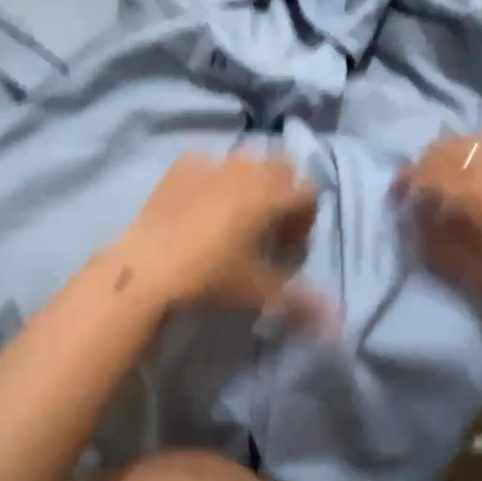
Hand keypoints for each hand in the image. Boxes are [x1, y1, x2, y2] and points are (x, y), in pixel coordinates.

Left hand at [112, 151, 327, 326]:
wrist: (146, 268)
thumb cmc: (210, 277)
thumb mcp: (259, 293)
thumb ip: (302, 303)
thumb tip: (335, 320)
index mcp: (273, 196)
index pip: (309, 193)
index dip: (306, 219)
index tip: (289, 246)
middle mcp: (248, 170)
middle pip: (282, 167)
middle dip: (283, 191)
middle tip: (268, 224)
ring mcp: (213, 163)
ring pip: (247, 159)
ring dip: (251, 180)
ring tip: (236, 213)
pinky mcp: (181, 166)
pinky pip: (209, 163)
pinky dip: (214, 178)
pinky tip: (200, 205)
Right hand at [397, 136, 481, 314]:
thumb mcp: (476, 271)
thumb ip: (440, 245)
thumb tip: (420, 225)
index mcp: (474, 191)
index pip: (426, 172)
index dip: (406, 181)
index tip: (397, 195)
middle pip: (448, 148)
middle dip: (426, 162)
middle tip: (419, 184)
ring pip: (475, 139)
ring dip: (454, 153)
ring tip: (451, 175)